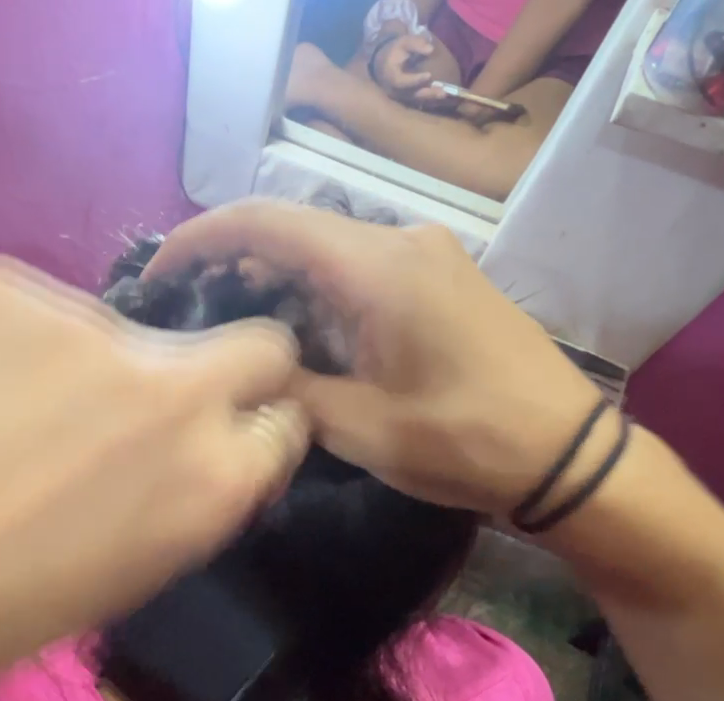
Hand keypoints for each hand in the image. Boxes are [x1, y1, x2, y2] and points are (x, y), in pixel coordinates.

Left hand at [0, 258, 308, 700]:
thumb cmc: (8, 608)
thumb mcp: (143, 567)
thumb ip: (197, 490)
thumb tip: (212, 437)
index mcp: (218, 476)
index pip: (287, 411)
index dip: (254, 423)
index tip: (223, 431)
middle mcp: (178, 388)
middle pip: (257, 340)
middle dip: (230, 368)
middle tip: (155, 401)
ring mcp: (90, 324)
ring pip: (130, 329)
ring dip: (101, 364)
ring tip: (17, 419)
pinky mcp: (5, 285)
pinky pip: (44, 306)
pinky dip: (24, 344)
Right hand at [146, 200, 607, 519]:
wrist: (565, 454)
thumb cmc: (465, 442)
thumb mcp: (360, 427)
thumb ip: (290, 390)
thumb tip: (249, 374)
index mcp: (376, 267)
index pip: (266, 223)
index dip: (202, 238)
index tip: (158, 270)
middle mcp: (401, 241)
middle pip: (295, 231)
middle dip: (236, 266)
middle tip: (191, 317)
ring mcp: (427, 257)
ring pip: (328, 253)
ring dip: (279, 285)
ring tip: (237, 337)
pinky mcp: (441, 280)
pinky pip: (361, 272)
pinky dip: (319, 297)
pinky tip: (300, 339)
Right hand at [369, 32, 443, 105]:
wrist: (383, 62)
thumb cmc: (395, 51)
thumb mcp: (403, 42)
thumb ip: (416, 44)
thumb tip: (431, 49)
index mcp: (391, 76)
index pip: (401, 82)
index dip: (415, 80)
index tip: (429, 75)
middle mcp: (394, 90)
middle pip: (411, 95)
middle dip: (426, 93)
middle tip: (442, 93)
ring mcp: (399, 96)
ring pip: (415, 99)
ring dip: (430, 97)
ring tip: (444, 94)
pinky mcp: (404, 98)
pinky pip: (417, 100)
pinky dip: (428, 98)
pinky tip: (440, 95)